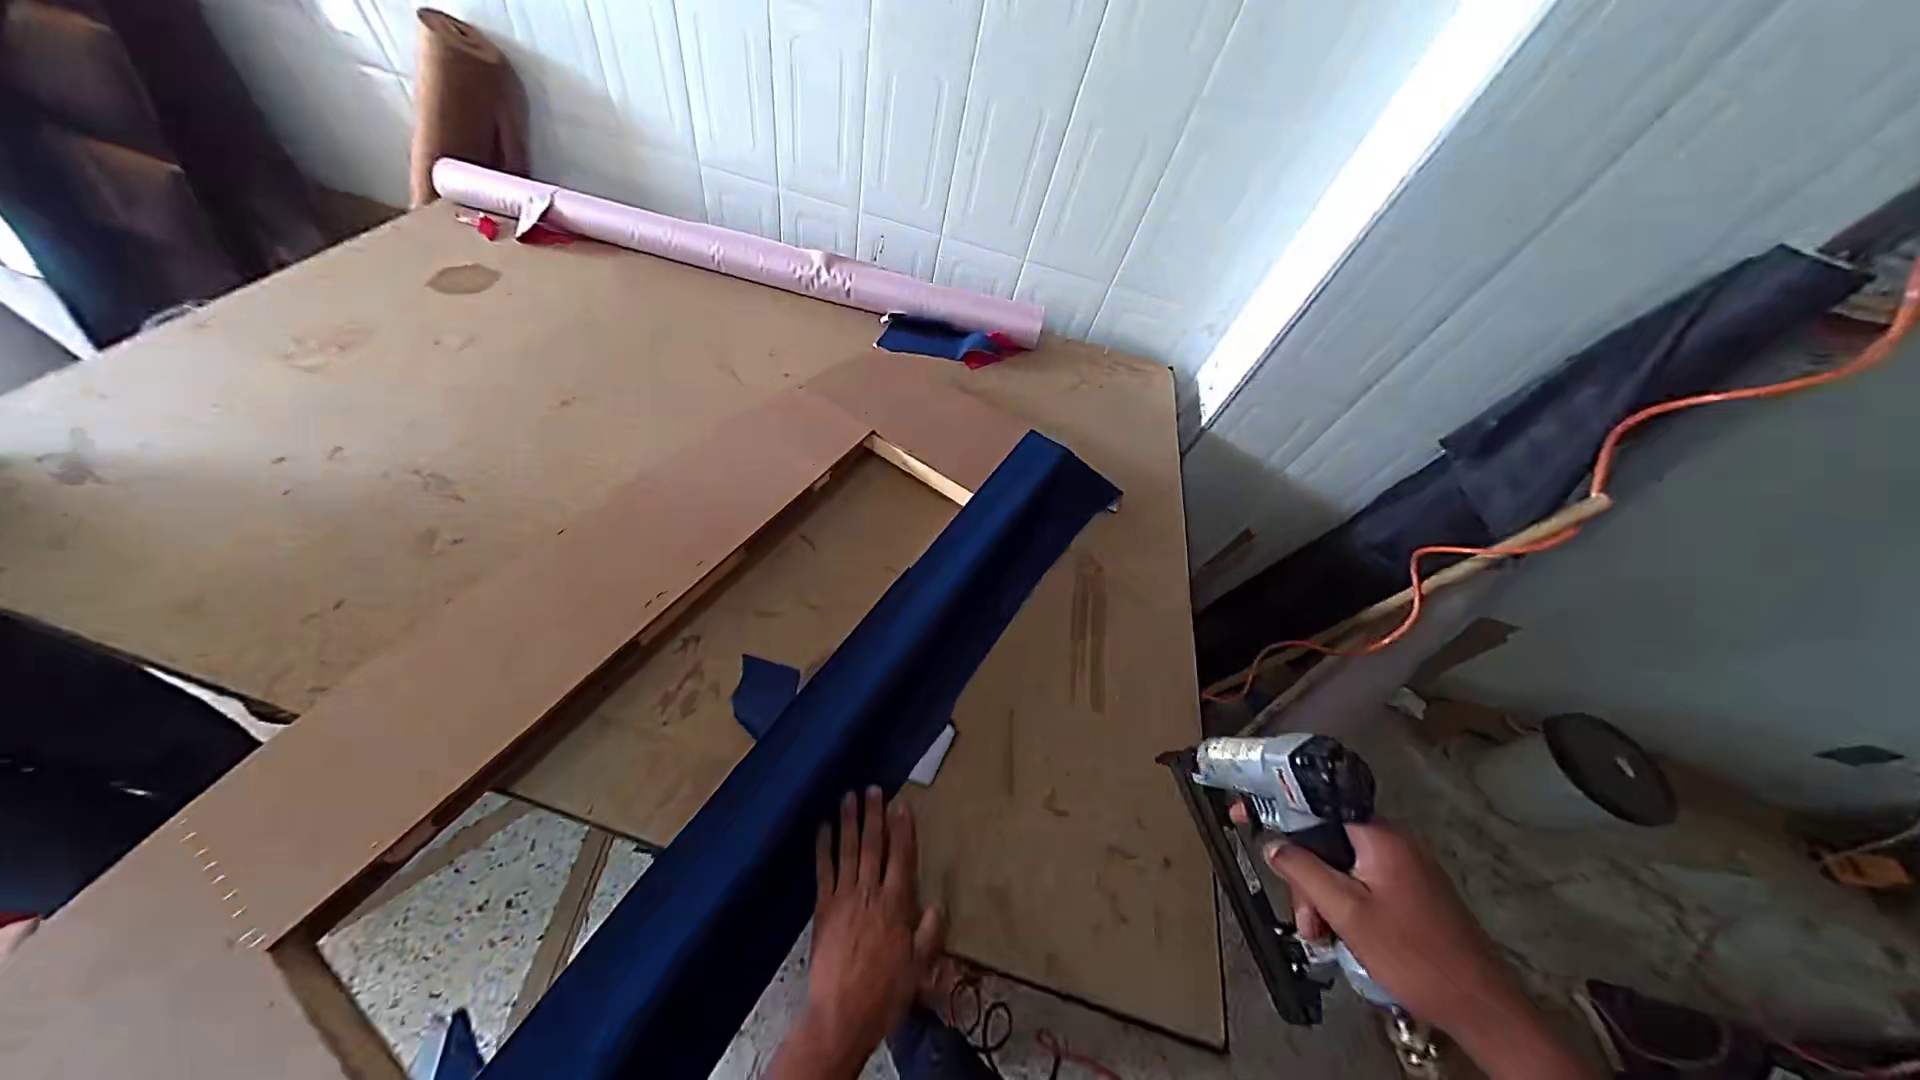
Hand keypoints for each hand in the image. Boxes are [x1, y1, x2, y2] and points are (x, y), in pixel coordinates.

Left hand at [772, 788, 943, 1079]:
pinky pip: (823, 871)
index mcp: (895, 905)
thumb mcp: (919, 967)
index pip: (902, 857)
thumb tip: (938, 903)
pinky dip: (823, 848)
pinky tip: (823, 828)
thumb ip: (929, 933)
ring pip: (848, 851)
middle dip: (874, 815)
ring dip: (850, 822)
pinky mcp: (823, 909)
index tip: (902, 805)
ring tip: (849, 796)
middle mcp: (869, 893)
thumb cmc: (885, 993)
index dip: (903, 829)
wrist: (841, 1015)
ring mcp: (843, 898)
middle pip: (873, 846)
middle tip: (874, 788)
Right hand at [1237, 805, 1593, 1079]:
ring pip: (1341, 867)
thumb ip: (1303, 871)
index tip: (1243, 813)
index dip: (1277, 811)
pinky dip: (1345, 905)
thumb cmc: (1416, 957)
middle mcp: (1393, 842)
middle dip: (1306, 879)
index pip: (1315, 807)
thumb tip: (1274, 846)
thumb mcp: (1346, 913)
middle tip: (1308, 920)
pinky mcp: (1411, 892)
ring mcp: (1404, 867)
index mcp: (1378, 837)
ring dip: (1324, 899)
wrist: (1483, 1010)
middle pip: (1326, 843)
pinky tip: (1344, 935)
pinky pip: (1361, 883)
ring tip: (1326, 936)